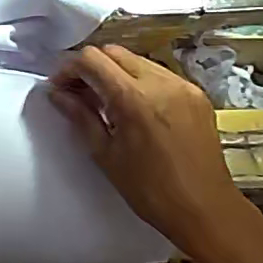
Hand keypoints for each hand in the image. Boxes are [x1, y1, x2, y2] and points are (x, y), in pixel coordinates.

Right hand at [48, 45, 262, 262]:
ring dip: (114, 72)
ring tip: (103, 100)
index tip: (60, 87)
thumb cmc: (149, 189)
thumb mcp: (105, 153)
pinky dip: (138, 81)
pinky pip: (159, 74)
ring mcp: (183, 86)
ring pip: (136, 60)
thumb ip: (79, 116)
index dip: (69, 69)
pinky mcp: (197, 95)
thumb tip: (57, 94)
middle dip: (90, 67)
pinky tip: (132, 107)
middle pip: (114, 52)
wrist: (205, 209)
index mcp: (133, 98)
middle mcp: (161, 83)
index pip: (91, 59)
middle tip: (77, 92)